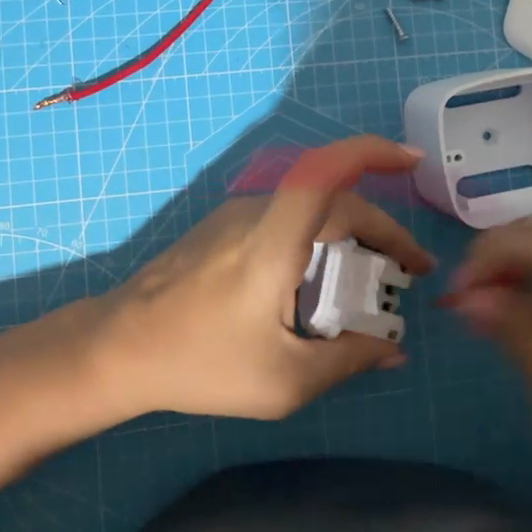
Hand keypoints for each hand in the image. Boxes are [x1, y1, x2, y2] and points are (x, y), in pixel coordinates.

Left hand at [94, 137, 433, 421]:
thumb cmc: (202, 362)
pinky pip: (282, 222)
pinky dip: (316, 240)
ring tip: (372, 281)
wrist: (119, 347)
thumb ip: (349, 359)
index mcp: (273, 241)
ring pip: (306, 211)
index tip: (413, 161)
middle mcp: (255, 214)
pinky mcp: (219, 229)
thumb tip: (394, 346)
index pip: (325, 171)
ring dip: (348, 236)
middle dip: (380, 228)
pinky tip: (320, 284)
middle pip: (331, 199)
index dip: (371, 152)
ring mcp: (233, 217)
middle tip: (410, 272)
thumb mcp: (286, 379)